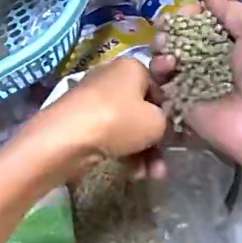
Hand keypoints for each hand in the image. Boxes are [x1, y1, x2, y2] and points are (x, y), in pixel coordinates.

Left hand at [17, 57, 167, 183]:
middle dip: (157, 139)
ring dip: (144, 152)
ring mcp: (95, 100)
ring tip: (152, 175)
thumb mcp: (156, 122)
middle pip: (143, 109)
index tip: (176, 132)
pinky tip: (134, 174)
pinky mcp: (83, 121)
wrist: (65, 138)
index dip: (170, 110)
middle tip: (164, 162)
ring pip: (129, 126)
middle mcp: (112, 78)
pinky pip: (112, 136)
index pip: (160, 86)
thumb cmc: (117, 120)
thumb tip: (160, 125)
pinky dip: (124, 153)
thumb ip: (167, 121)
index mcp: (131, 66)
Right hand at [152, 0, 241, 181]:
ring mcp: (192, 84)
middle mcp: (208, 63)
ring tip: (168, 50)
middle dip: (168, 29)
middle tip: (168, 30)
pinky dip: (157, 72)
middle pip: (177, 39)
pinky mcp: (179, 105)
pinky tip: (168, 67)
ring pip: (164, 59)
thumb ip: (233, 12)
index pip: (199, 23)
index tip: (184, 11)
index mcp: (229, 45)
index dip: (188, 14)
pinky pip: (159, 86)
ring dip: (161, 48)